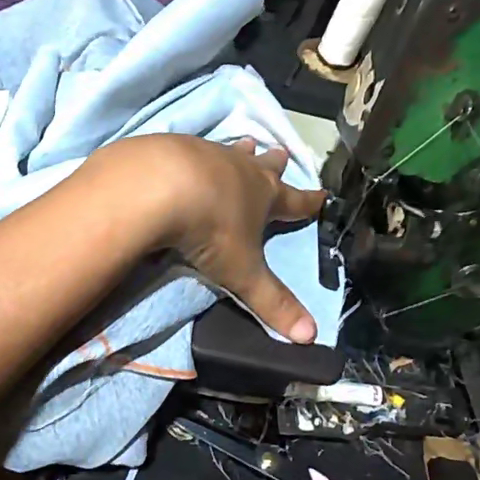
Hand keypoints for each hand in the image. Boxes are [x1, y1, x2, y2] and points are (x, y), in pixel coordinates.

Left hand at [94, 135, 325, 342]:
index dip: (311, 202)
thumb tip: (311, 336)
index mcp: (263, 195)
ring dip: (237, 152)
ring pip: (228, 151)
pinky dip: (192, 154)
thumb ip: (273, 303)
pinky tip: (183, 156)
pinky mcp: (168, 147)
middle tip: (280, 153)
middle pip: (262, 165)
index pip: (295, 201)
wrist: (155, 186)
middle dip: (274, 163)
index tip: (324, 196)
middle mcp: (239, 168)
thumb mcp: (243, 272)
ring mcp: (204, 153)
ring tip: (244, 143)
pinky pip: (187, 148)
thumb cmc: (210, 229)